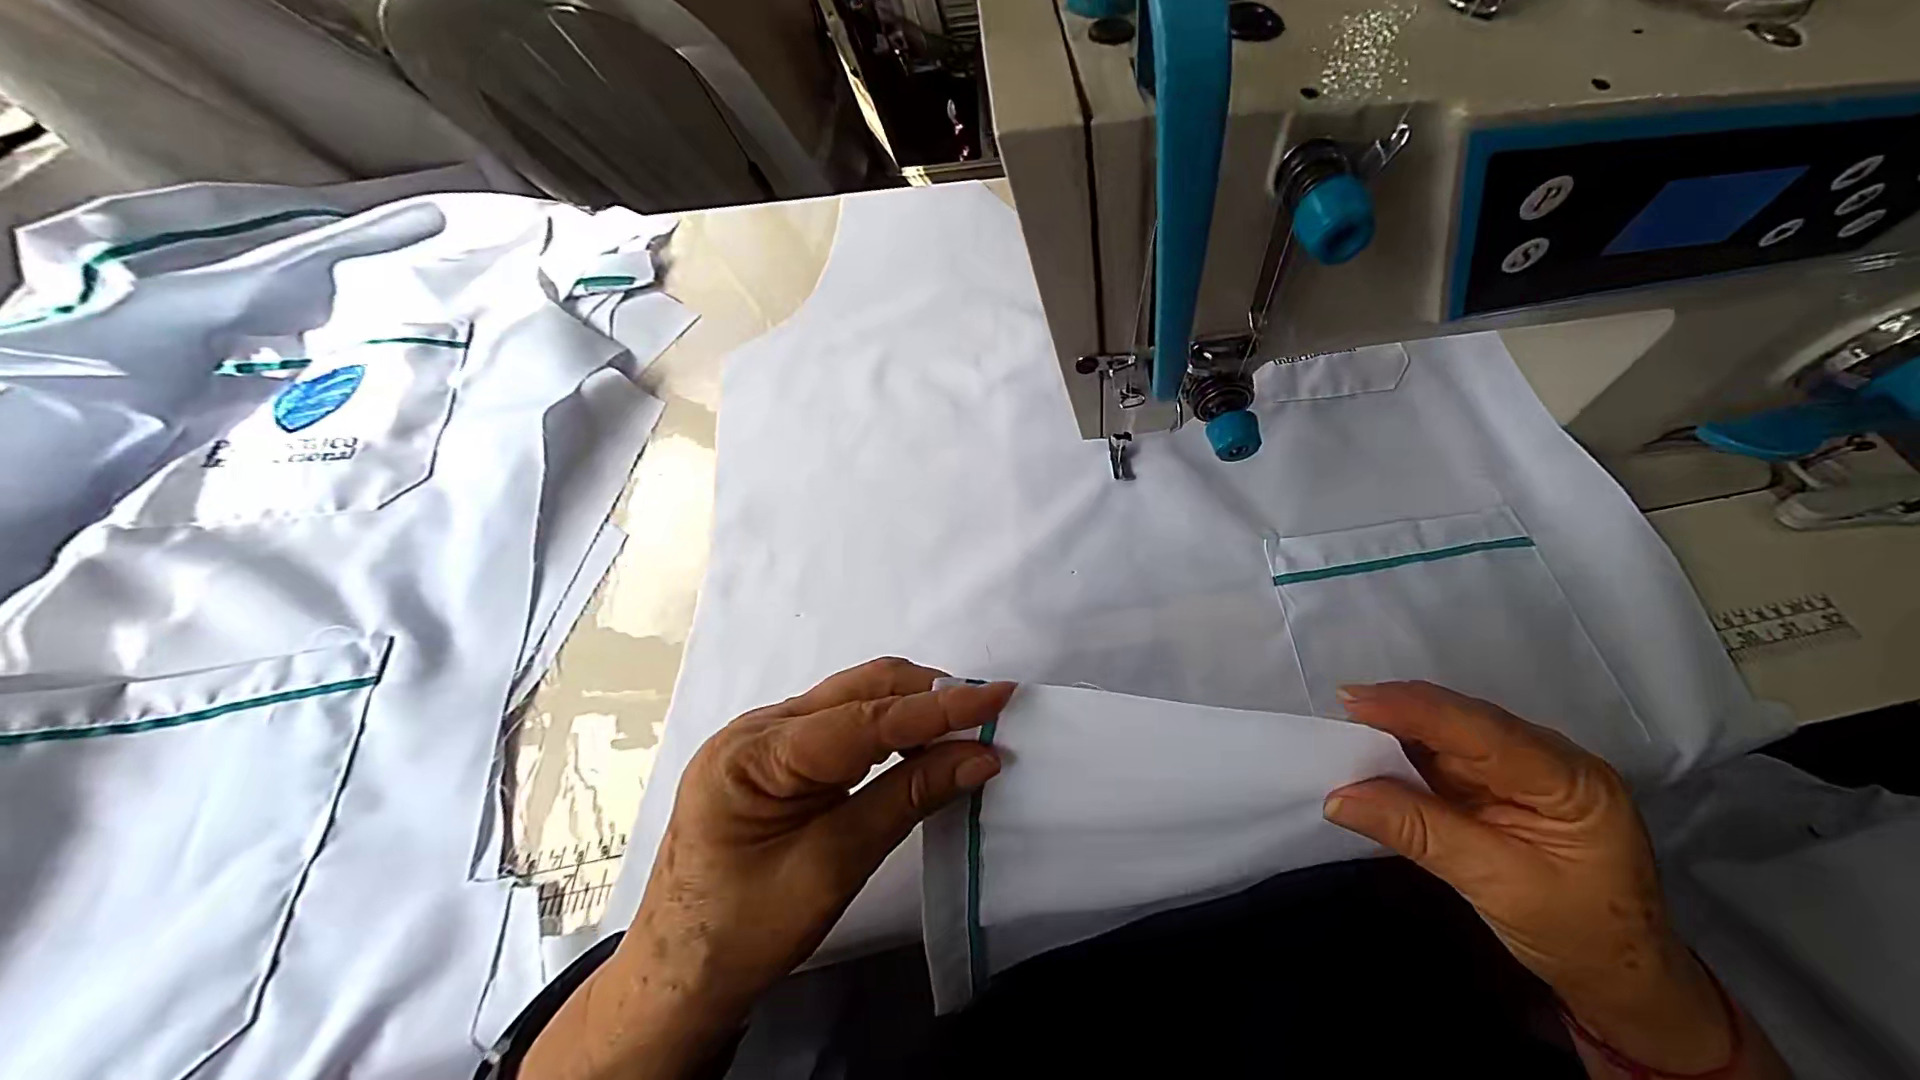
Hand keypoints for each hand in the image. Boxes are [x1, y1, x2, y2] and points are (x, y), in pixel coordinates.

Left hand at [521, 659, 1010, 1079]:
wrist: (676, 976)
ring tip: (964, 724)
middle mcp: (757, 727)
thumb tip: (980, 757)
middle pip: (857, 690)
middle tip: (988, 712)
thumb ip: (907, 799)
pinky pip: (841, 721)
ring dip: (910, 706)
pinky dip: (887, 725)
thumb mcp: (832, 866)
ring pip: (852, 698)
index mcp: (754, 753)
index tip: (998, 695)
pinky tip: (917, 742)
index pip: (864, 717)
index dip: (937, 707)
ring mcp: (763, 736)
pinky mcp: (776, 753)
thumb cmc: (744, 931)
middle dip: (926, 695)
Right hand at [1321, 682, 1751, 1075]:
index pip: (1481, 730)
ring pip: (1444, 731)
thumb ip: (1418, 830)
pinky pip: (1439, 754)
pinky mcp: (1494, 781)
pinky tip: (1371, 752)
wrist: (1620, 980)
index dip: (1414, 710)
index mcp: (1570, 780)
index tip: (1351, 700)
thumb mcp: (1496, 885)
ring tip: (1343, 733)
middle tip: (1337, 716)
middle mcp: (1546, 759)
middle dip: (1397, 712)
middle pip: (1460, 720)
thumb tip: (1337, 796)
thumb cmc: (1578, 935)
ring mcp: (1520, 768)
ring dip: (1393, 729)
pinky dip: (1401, 752)